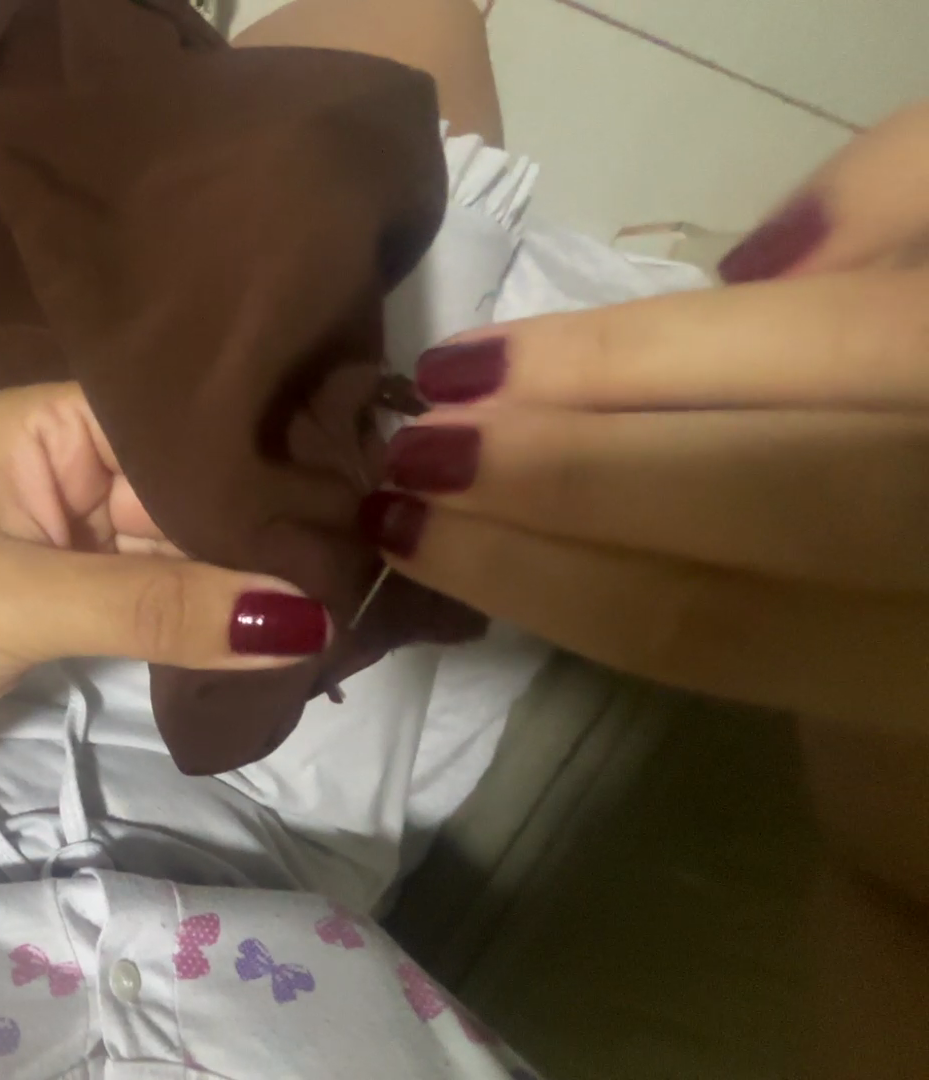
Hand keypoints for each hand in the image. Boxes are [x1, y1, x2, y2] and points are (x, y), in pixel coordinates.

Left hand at [0, 382, 329, 749]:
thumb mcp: (27, 600)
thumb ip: (160, 606)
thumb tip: (305, 618)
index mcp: (43, 422)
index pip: (169, 417)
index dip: (250, 452)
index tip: (347, 488)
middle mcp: (64, 459)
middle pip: (181, 482)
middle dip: (252, 526)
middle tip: (360, 556)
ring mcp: (72, 527)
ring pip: (174, 541)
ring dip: (234, 576)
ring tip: (339, 593)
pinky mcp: (75, 586)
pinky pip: (154, 589)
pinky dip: (200, 611)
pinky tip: (274, 627)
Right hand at [357, 102, 928, 733]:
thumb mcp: (907, 797)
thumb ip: (810, 773)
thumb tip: (592, 665)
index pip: (689, 619)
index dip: (520, 569)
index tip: (395, 530)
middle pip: (760, 482)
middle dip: (549, 459)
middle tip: (410, 440)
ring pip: (847, 333)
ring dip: (621, 348)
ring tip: (468, 364)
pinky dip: (866, 188)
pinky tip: (760, 255)